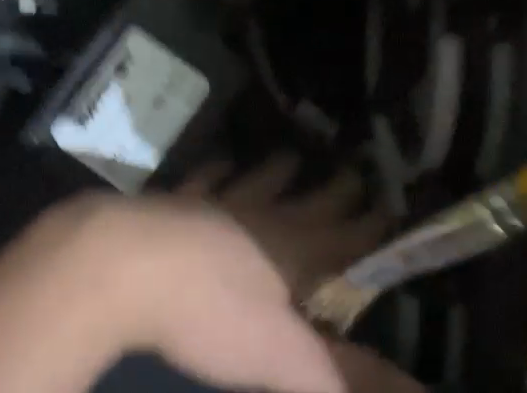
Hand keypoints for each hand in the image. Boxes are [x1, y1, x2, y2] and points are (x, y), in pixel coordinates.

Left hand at [12, 180, 415, 392]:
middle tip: (352, 173)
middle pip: (299, 204)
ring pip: (249, 184)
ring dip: (272, 173)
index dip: (367, 229)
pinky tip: (218, 165)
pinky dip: (213, 172)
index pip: (341, 238)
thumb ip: (337, 377)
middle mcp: (251, 219)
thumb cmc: (206, 313)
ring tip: (290, 157)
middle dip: (329, 194)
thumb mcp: (284, 358)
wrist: (118, 265)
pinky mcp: (163, 205)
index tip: (390, 208)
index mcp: (288, 253)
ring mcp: (204, 207)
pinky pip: (198, 182)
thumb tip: (409, 391)